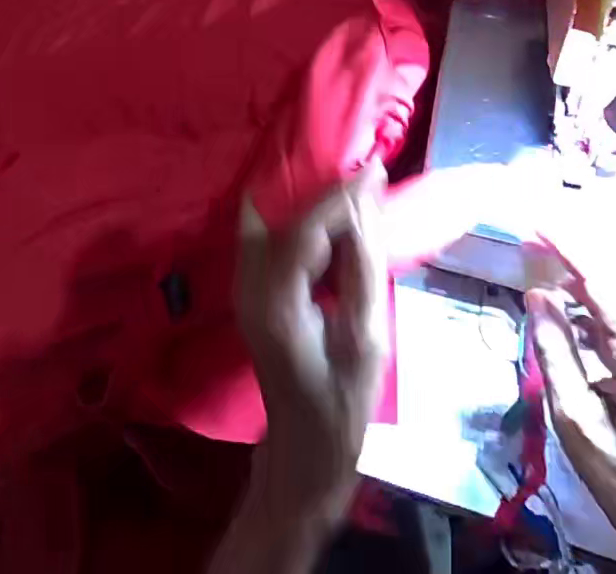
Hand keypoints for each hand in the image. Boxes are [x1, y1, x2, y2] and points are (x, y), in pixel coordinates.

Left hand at [211, 162, 389, 573]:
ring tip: (353, 191)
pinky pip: (268, 238)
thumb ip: (364, 269)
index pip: (306, 230)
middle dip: (324, 194)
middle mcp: (248, 288)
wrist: (303, 447)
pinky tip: (330, 220)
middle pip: (282, 219)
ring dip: (310, 204)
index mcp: (278, 304)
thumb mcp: (369, 338)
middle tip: (366, 176)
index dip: (340, 196)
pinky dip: (298, 221)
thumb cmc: (344, 404)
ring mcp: (242, 289)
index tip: (373, 167)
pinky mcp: (248, 291)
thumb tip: (365, 209)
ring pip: (270, 223)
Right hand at [526, 251, 615, 573]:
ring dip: (581, 257)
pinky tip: (562, 282)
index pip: (605, 283)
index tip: (535, 220)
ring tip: (539, 241)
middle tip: (530, 221)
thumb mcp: (574, 420)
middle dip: (574, 240)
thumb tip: (537, 293)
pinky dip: (589, 281)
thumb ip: (555, 352)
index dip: (570, 245)